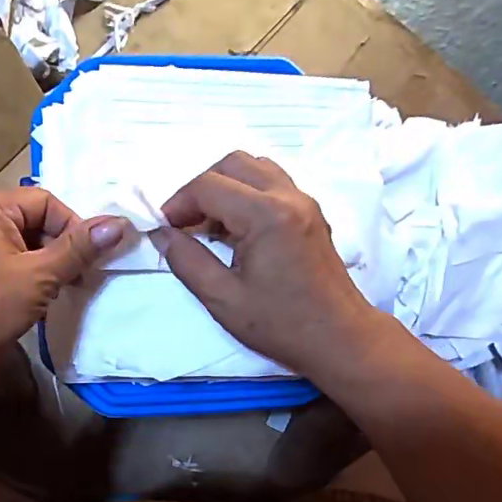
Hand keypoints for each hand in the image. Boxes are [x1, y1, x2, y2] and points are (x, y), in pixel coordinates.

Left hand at [0, 188, 127, 369]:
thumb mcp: (39, 276)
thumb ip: (79, 248)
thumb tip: (121, 224)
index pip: (46, 202)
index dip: (73, 226)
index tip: (89, 259)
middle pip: (36, 220)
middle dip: (62, 247)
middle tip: (80, 277)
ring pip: (26, 243)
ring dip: (50, 263)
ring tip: (64, 288)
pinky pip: (12, 260)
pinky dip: (32, 274)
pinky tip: (43, 296)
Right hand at [158, 152, 393, 370]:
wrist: (339, 338)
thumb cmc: (280, 324)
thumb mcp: (222, 298)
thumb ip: (186, 260)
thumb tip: (162, 234)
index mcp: (266, 216)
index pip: (208, 186)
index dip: (177, 203)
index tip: (163, 228)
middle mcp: (288, 197)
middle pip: (231, 163)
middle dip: (198, 188)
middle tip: (182, 222)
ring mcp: (303, 201)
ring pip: (253, 167)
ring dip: (222, 186)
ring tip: (206, 223)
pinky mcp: (309, 212)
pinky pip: (270, 182)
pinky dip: (243, 192)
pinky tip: (232, 227)